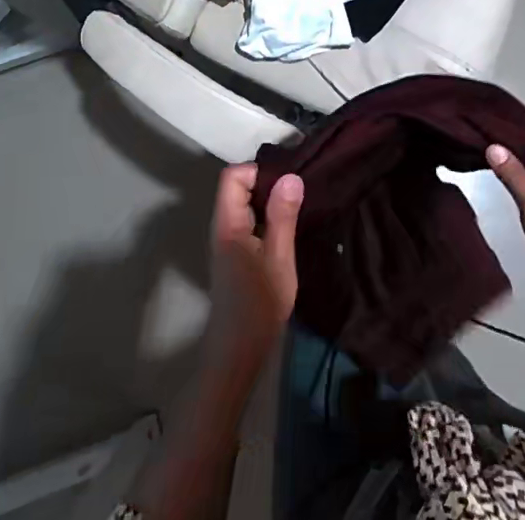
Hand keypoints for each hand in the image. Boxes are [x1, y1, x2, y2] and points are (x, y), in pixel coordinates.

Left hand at [205, 165, 303, 363]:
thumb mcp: (279, 258)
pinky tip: (291, 227)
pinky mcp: (237, 254)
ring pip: (246, 205)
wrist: (239, 352)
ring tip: (300, 206)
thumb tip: (291, 176)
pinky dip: (269, 218)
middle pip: (238, 188)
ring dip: (271, 201)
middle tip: (301, 191)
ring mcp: (229, 241)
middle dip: (269, 183)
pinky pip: (251, 222)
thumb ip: (283, 216)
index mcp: (228, 223)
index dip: (259, 171)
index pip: (233, 177)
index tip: (289, 180)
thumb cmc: (259, 304)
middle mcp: (223, 227)